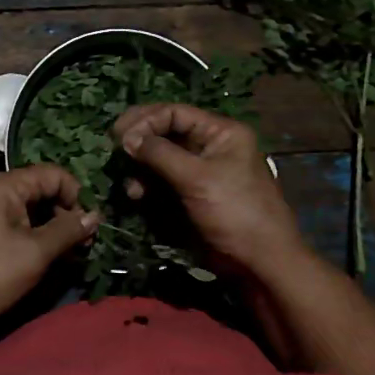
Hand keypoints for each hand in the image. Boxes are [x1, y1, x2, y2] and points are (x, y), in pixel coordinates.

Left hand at [0, 165, 97, 331]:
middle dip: (69, 213)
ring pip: (37, 212)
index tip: (92, 225)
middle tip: (87, 243)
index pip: (54, 174)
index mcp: (7, 185)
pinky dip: (43, 239)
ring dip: (58, 230)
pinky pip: (26, 227)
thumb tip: (96, 215)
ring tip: (76, 254)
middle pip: (46, 191)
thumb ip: (68, 230)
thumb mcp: (36, 251)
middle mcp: (0, 193)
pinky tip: (57, 259)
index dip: (77, 195)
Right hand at [114, 104, 303, 267]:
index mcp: (221, 133)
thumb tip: (127, 138)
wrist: (259, 262)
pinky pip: (162, 179)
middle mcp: (209, 145)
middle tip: (114, 149)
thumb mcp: (197, 178)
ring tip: (130, 183)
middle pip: (165, 131)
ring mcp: (199, 170)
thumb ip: (160, 153)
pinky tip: (136, 195)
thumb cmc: (235, 212)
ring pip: (160, 156)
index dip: (144, 120)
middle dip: (139, 141)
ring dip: (140, 166)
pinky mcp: (191, 193)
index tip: (119, 136)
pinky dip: (147, 184)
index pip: (174, 113)